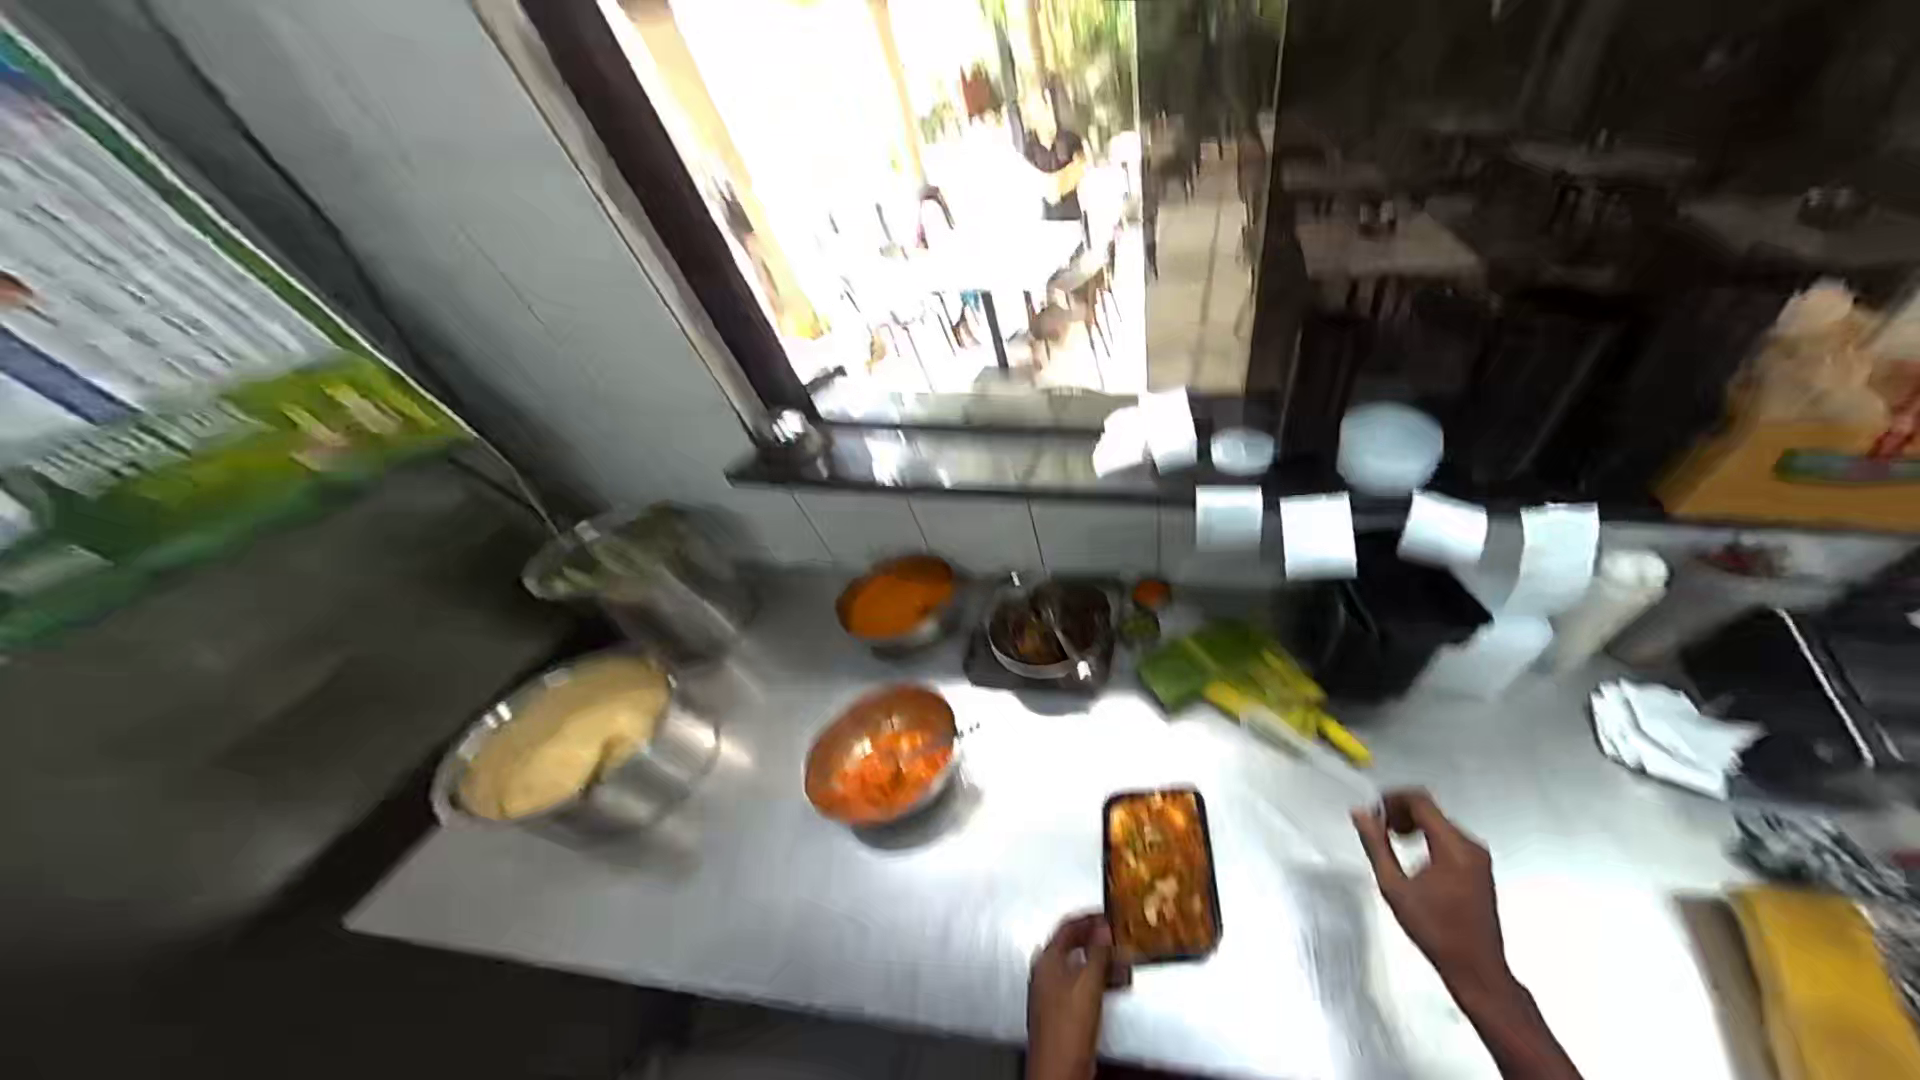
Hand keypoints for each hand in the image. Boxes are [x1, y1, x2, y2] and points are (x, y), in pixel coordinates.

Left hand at [1026, 913, 1128, 1079]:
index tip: (1105, 914)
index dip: (1087, 918)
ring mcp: (1051, 991)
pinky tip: (1109, 984)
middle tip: (1113, 935)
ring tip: (1117, 959)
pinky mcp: (1061, 1010)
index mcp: (1047, 958)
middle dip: (1094, 939)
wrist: (1058, 1070)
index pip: (1067, 926)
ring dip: (1097, 960)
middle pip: (1070, 944)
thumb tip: (1103, 928)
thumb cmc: (1067, 1026)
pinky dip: (1095, 978)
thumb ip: (1097, 953)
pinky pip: (1079, 984)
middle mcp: (1045, 971)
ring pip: (1076, 965)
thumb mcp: (1089, 982)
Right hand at [1352, 789, 1511, 994]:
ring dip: (1411, 823)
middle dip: (1398, 812)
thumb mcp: (1394, 886)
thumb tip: (1361, 814)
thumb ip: (1376, 845)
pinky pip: (1448, 837)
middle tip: (1376, 827)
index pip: (1420, 800)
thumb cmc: (1435, 930)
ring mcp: (1479, 857)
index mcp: (1454, 847)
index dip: (1391, 798)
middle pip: (1429, 809)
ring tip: (1389, 839)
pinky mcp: (1479, 867)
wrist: (1476, 968)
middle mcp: (1471, 847)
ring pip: (1438, 822)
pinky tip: (1409, 852)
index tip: (1373, 810)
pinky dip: (1425, 836)